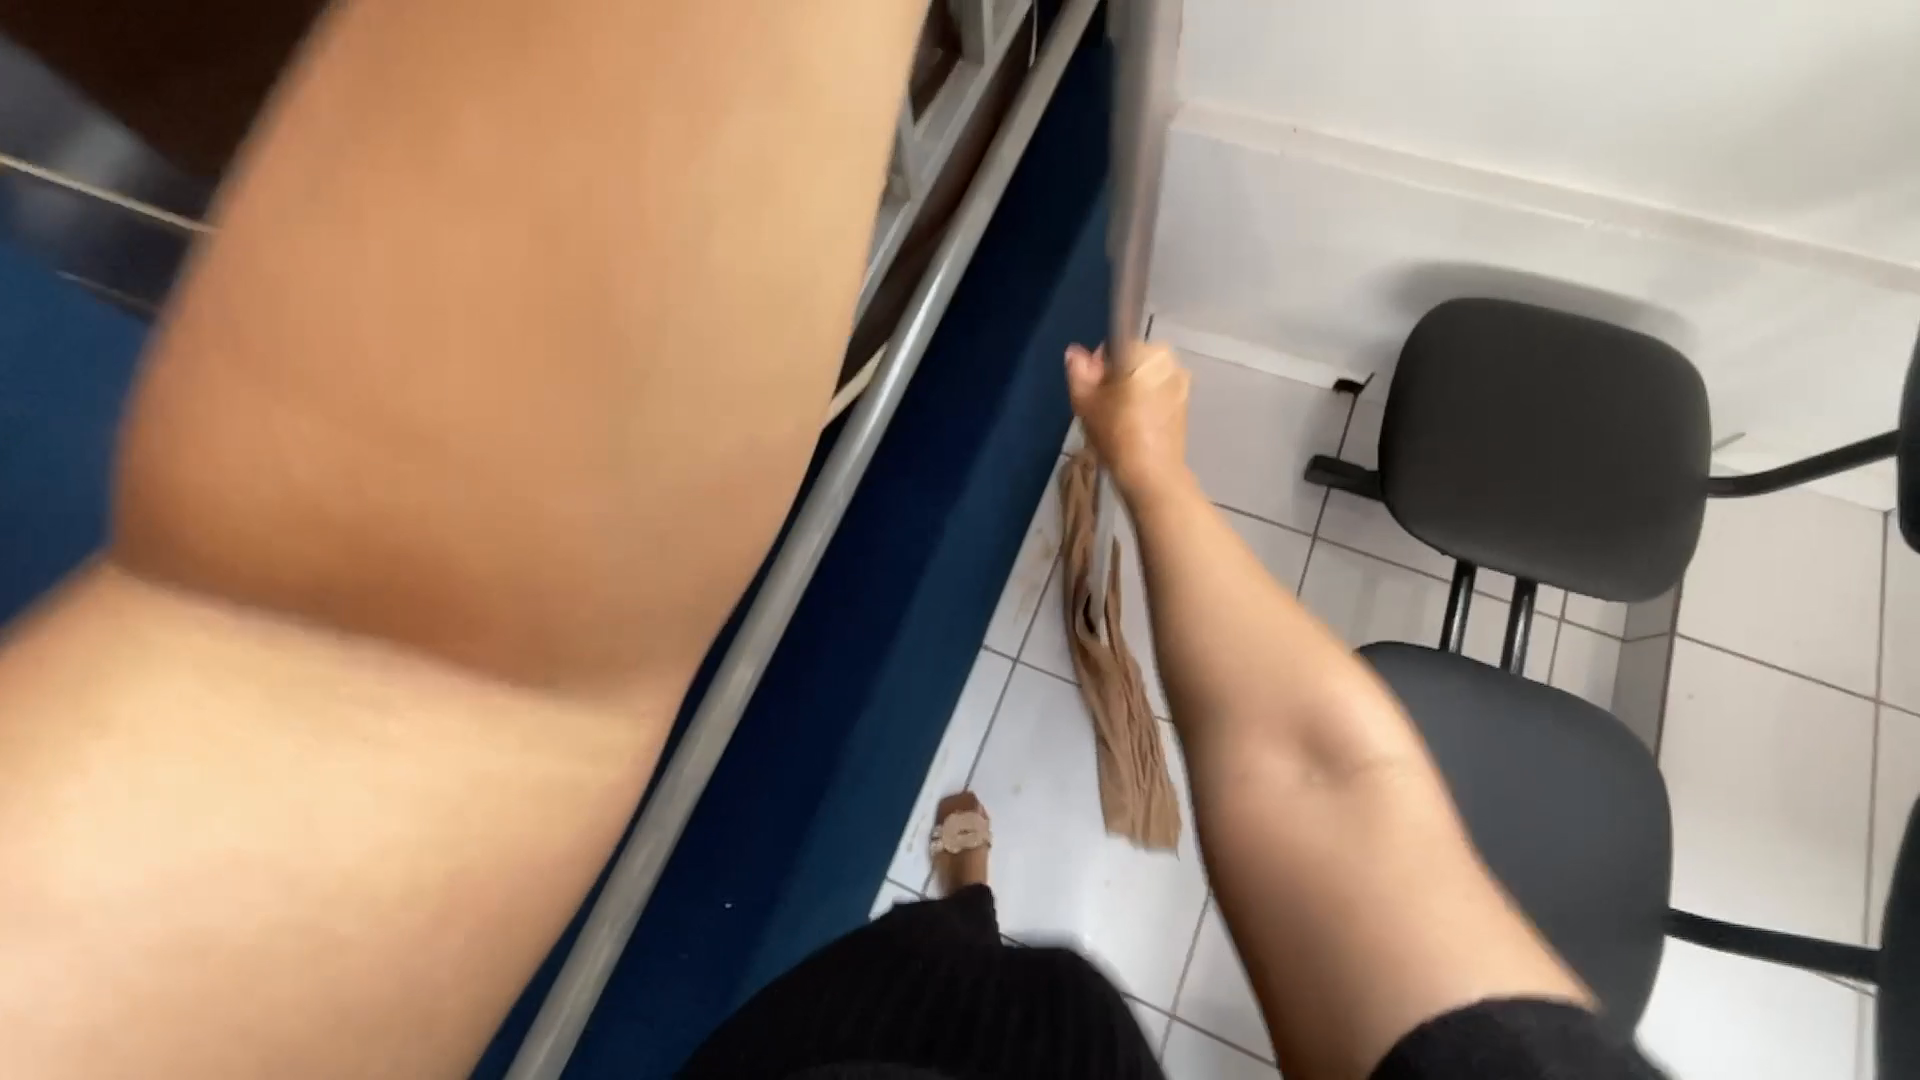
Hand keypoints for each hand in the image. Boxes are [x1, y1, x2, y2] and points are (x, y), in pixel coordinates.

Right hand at [1064, 341, 1192, 499]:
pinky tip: (1136, 425)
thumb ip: (1077, 370)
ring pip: (1146, 376)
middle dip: (1117, 376)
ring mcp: (1181, 381)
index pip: (1113, 345)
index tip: (1092, 390)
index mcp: (1143, 351)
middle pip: (1132, 359)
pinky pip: (1159, 391)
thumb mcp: (1085, 401)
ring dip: (1132, 389)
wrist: (1151, 473)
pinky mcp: (1186, 402)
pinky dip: (1147, 401)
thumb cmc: (1115, 433)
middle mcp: (1167, 359)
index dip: (1098, 366)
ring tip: (1118, 417)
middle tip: (1103, 406)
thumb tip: (1075, 352)